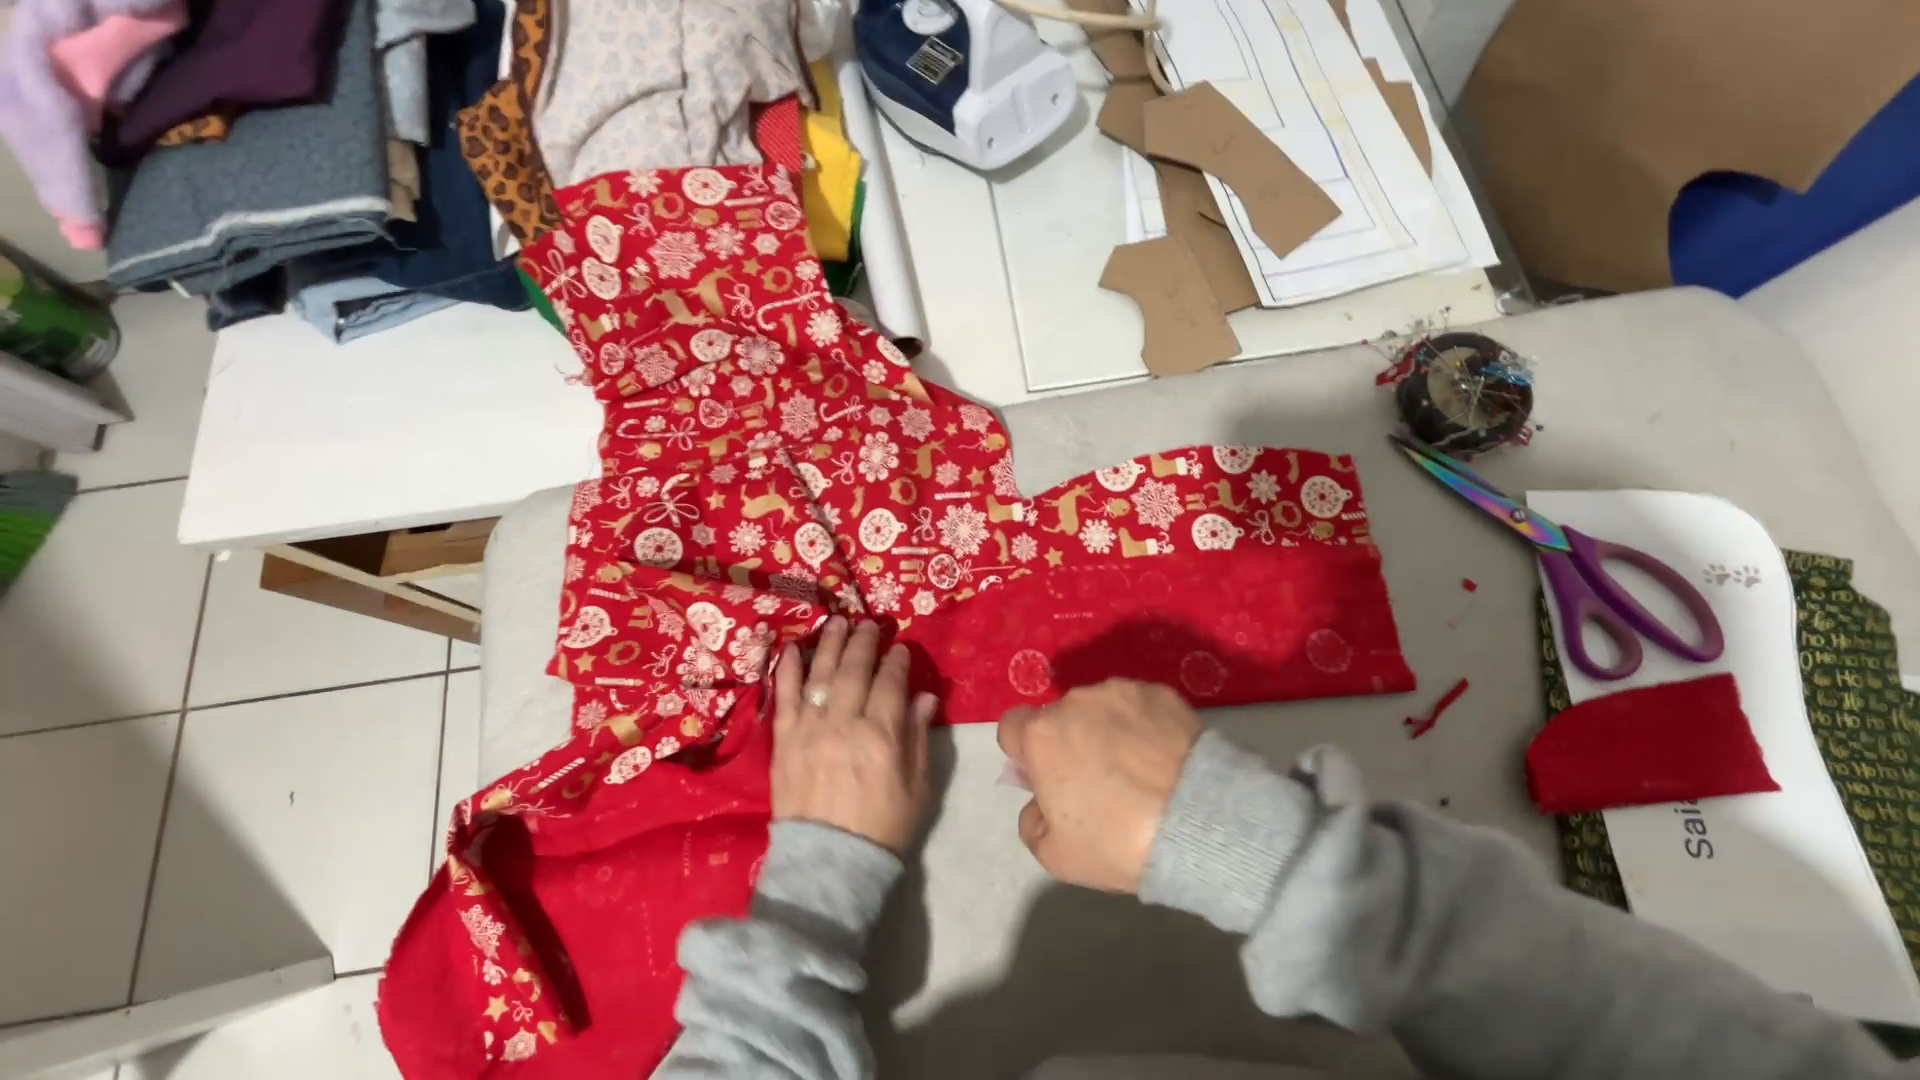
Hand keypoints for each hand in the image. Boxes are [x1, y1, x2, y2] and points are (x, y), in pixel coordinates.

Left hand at [772, 617, 938, 853]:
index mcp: (881, 738)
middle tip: (869, 625)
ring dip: (830, 645)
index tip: (901, 649)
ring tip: (836, 622)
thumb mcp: (918, 789)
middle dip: (864, 644)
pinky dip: (789, 671)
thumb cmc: (883, 828)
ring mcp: (809, 732)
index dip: (897, 663)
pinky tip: (793, 649)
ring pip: (820, 676)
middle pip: (854, 672)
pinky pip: (785, 698)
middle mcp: (844, 726)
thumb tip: (924, 697)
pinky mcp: (783, 743)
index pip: (890, 684)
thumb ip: (918, 739)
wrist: (830, 865)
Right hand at [999, 679, 1201, 892]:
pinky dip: (1144, 726)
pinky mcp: (1161, 692)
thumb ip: (1031, 821)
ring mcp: (1120, 692)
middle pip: (1060, 718)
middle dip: (1070, 741)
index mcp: (1041, 736)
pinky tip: (1163, 759)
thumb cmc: (1117, 841)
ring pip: (1100, 709)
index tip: (1048, 777)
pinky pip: (1139, 707)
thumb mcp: (1054, 854)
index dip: (1026, 753)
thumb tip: (1040, 802)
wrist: (1198, 822)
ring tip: (1138, 770)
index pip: (1012, 728)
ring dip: (1107, 730)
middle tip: (1098, 781)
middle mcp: (1075, 701)